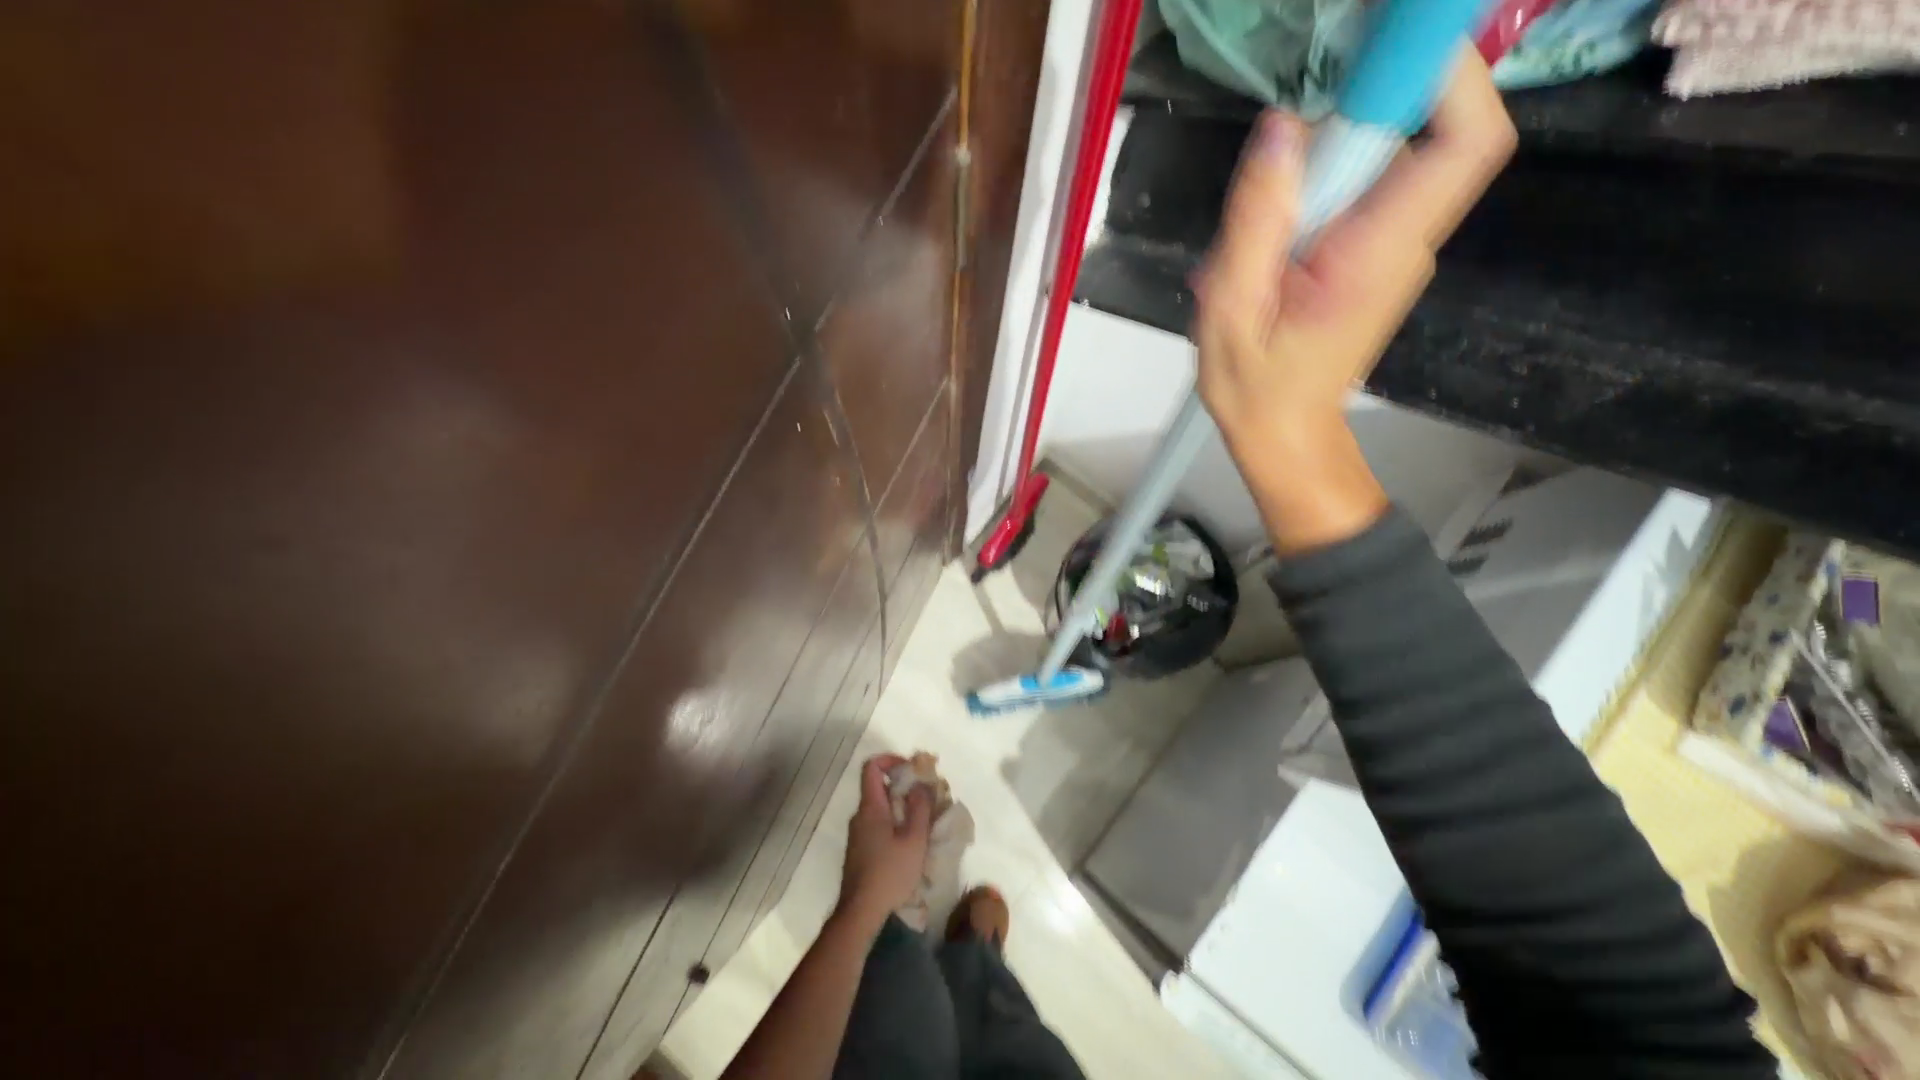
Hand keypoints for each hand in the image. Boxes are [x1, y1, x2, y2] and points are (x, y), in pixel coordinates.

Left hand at [837, 754, 931, 931]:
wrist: (860, 911)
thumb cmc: (890, 873)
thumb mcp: (914, 839)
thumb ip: (920, 808)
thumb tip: (921, 784)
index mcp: (871, 808)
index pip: (872, 767)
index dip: (891, 760)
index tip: (912, 770)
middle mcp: (860, 816)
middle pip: (879, 788)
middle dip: (904, 788)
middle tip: (928, 799)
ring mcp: (857, 835)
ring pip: (880, 810)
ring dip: (902, 809)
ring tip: (924, 824)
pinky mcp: (860, 852)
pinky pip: (877, 827)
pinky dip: (894, 825)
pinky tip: (910, 845)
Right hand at [1195, 53, 1513, 552]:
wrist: (1285, 434)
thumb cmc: (1255, 389)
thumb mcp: (1230, 310)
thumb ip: (1255, 219)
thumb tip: (1283, 127)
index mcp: (1379, 252)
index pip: (1467, 143)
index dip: (1449, 74)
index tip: (1386, 45)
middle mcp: (1405, 236)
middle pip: (1429, 129)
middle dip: (1365, 97)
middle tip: (1292, 114)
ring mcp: (1394, 240)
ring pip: (1389, 151)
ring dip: (1329, 143)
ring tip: (1262, 196)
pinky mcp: (1374, 244)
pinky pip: (1364, 180)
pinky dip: (1320, 172)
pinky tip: (1270, 217)